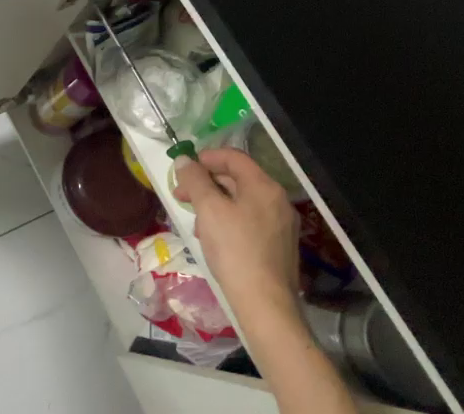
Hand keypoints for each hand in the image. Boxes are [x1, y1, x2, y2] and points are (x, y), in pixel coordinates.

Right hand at [172, 148, 300, 316]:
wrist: (265, 305)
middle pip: (237, 179)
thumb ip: (194, 180)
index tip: (183, 168)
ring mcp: (282, 225)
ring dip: (214, 204)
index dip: (206, 157)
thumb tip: (184, 160)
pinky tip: (213, 239)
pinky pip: (249, 221)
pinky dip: (228, 220)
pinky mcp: (279, 246)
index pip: (234, 157)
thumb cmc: (235, 250)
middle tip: (181, 196)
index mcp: (264, 187)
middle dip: (206, 183)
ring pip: (242, 201)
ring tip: (195, 222)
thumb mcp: (208, 210)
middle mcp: (278, 201)